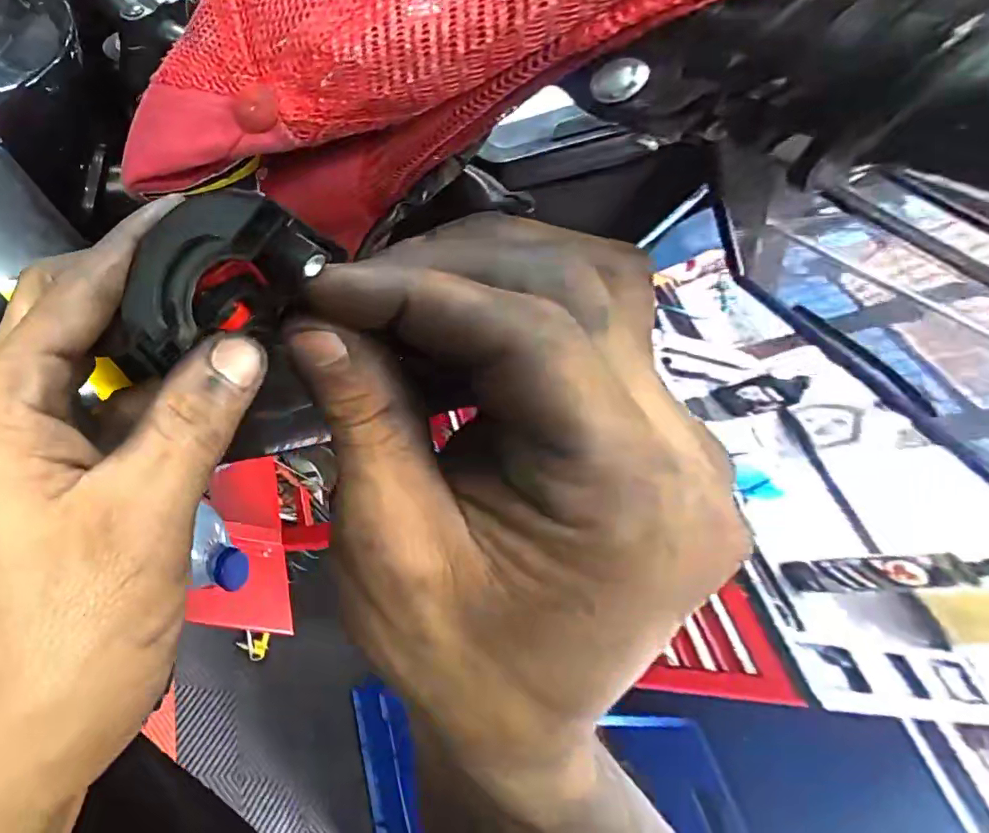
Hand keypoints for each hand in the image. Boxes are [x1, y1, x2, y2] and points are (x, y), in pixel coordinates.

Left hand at [0, 197, 268, 832]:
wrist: (3, 751)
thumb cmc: (62, 638)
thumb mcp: (137, 521)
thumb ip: (189, 421)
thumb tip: (241, 342)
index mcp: (0, 397)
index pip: (75, 289)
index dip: (133, 243)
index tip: (188, 207)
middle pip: (62, 310)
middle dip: (128, 276)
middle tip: (202, 255)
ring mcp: (15, 443)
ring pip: (78, 360)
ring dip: (137, 334)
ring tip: (206, 304)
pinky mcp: (37, 477)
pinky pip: (89, 409)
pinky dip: (134, 390)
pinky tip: (187, 382)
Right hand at [286, 215, 743, 830]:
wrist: (516, 723)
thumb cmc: (448, 656)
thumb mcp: (387, 543)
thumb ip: (361, 418)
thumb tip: (312, 324)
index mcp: (624, 491)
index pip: (534, 335)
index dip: (417, 291)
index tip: (324, 286)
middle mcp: (677, 445)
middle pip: (580, 285)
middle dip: (448, 265)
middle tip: (351, 286)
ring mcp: (669, 431)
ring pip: (588, 284)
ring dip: (476, 269)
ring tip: (386, 294)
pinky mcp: (636, 425)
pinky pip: (572, 325)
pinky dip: (489, 305)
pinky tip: (425, 328)